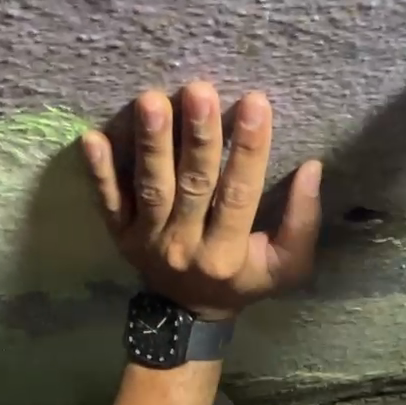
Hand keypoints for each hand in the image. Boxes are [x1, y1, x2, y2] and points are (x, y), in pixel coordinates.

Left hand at [81, 82, 323, 321]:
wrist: (189, 313)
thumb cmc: (245, 281)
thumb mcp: (287, 266)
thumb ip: (303, 221)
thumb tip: (312, 168)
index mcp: (227, 255)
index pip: (239, 195)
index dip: (249, 150)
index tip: (256, 103)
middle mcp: (184, 247)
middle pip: (192, 185)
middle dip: (197, 137)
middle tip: (199, 90)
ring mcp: (147, 240)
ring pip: (150, 188)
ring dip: (151, 144)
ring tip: (151, 100)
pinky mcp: (120, 234)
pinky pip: (108, 201)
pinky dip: (99, 172)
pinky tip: (93, 138)